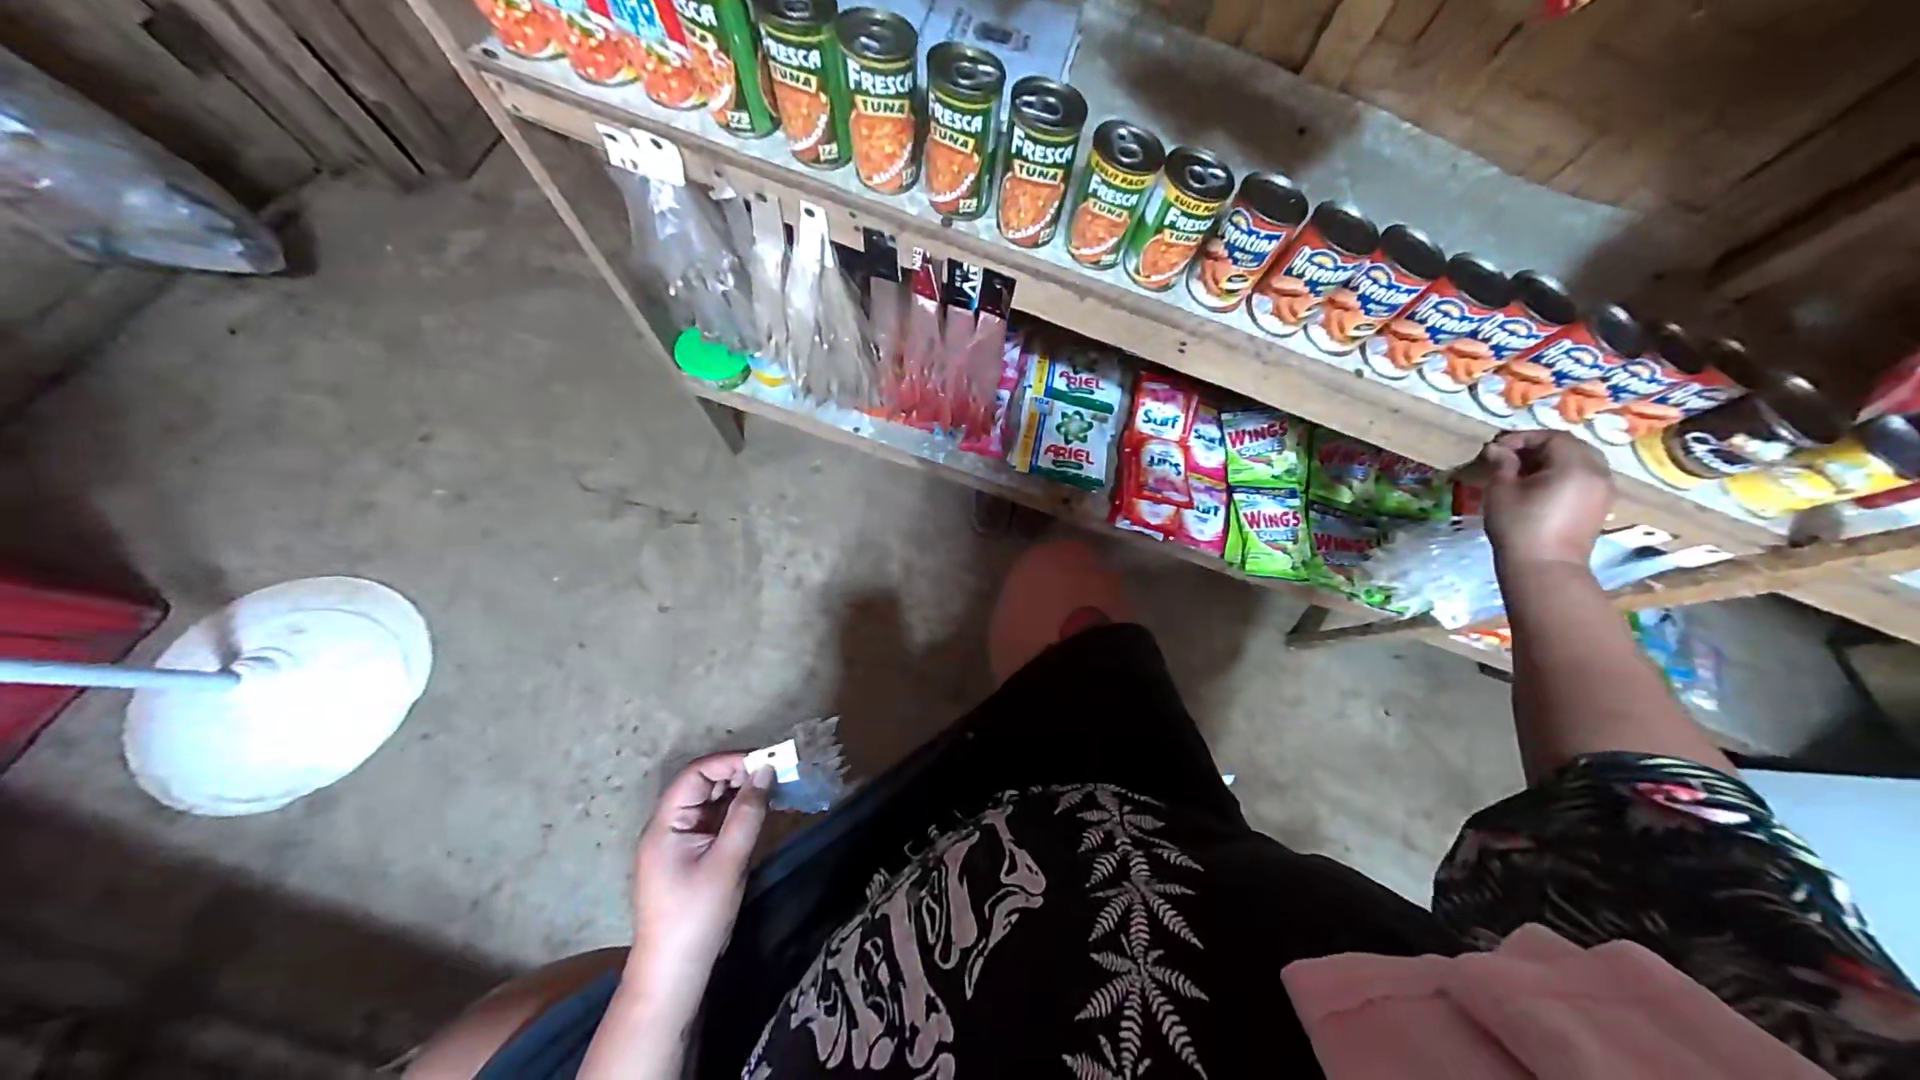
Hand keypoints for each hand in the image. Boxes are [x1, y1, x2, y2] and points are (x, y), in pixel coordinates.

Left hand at [624, 753, 772, 1013]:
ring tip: (771, 788)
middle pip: (701, 785)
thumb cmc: (697, 916)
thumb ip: (747, 814)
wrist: (673, 973)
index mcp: (665, 824)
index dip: (728, 762)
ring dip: (738, 792)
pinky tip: (758, 812)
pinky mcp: (690, 856)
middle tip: (774, 773)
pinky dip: (735, 812)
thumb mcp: (728, 862)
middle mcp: (667, 827)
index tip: (764, 761)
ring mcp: (678, 842)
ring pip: (709, 802)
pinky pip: (713, 821)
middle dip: (737, 773)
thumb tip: (765, 771)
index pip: (695, 774)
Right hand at [1476, 430, 1613, 566]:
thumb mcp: (1501, 490)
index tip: (1497, 449)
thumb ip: (1501, 464)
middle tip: (1511, 457)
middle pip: (1572, 446)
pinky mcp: (1602, 504)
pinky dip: (1565, 473)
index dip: (1523, 438)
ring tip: (1525, 471)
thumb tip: (1496, 449)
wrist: (1545, 566)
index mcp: (1575, 465)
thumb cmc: (1518, 525)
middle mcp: (1597, 472)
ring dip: (1554, 459)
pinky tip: (1542, 486)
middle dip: (1540, 446)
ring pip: (1582, 460)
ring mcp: (1604, 488)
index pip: (1552, 437)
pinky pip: (1586, 476)